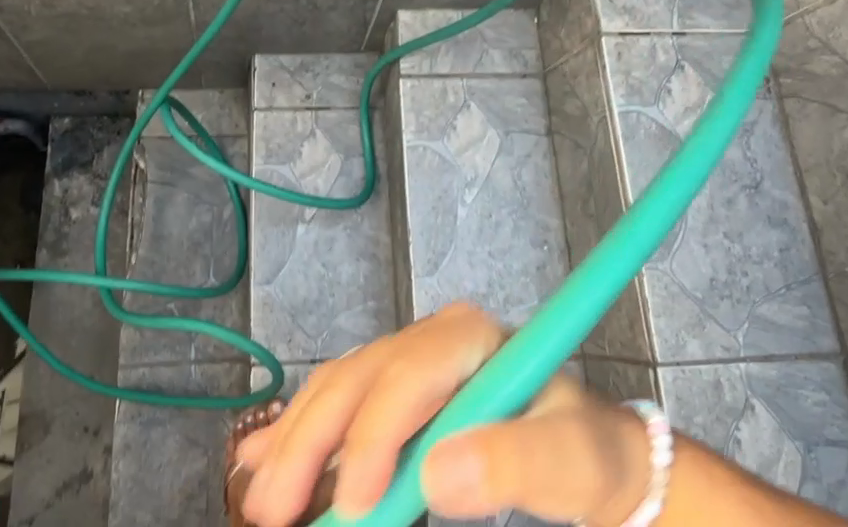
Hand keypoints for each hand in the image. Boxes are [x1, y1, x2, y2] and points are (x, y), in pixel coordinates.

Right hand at [233, 302, 651, 526]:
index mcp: (470, 338)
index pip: (408, 374)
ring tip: (261, 500)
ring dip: (294, 443)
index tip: (353, 505)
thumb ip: (517, 462)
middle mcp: (429, 340)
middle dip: (311, 443)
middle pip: (358, 379)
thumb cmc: (583, 454)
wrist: (587, 451)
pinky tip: (259, 459)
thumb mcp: (571, 461)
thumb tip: (439, 474)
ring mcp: (405, 360)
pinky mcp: (392, 390)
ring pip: (336, 390)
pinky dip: (296, 433)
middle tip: (274, 512)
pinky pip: (336, 402)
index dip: (372, 434)